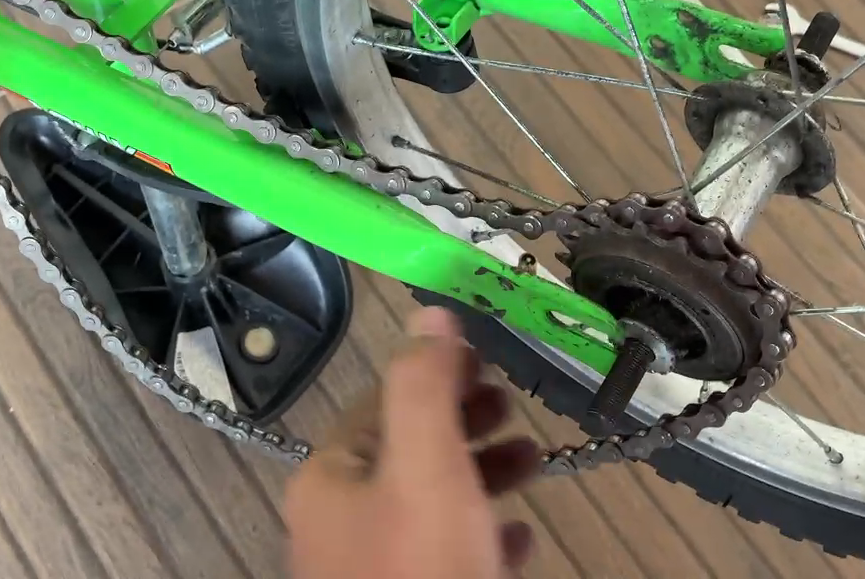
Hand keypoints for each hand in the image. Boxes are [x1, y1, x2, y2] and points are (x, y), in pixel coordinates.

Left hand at [284, 306, 543, 578]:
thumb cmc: (422, 570)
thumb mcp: (424, 463)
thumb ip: (425, 382)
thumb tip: (429, 311)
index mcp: (330, 480)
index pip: (383, 400)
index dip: (435, 373)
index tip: (484, 357)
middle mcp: (342, 523)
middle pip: (410, 448)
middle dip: (464, 419)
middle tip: (512, 402)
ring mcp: (374, 572)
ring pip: (434, 501)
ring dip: (483, 471)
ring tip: (533, 458)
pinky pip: (449, 558)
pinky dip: (484, 536)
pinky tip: (521, 537)